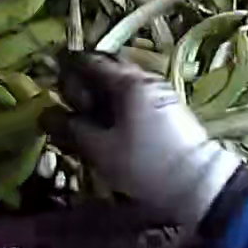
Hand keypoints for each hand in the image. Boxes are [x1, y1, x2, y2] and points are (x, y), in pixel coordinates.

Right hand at [58, 53, 242, 227]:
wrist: (202, 186)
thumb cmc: (146, 165)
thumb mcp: (102, 150)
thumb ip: (71, 128)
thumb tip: (45, 114)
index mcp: (127, 82)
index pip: (89, 61)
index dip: (67, 65)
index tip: (51, 75)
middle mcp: (144, 79)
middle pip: (106, 68)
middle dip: (84, 81)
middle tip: (70, 102)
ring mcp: (160, 92)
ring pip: (121, 83)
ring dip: (101, 94)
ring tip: (88, 117)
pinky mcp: (168, 108)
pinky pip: (134, 96)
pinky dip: (117, 103)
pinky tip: (110, 125)